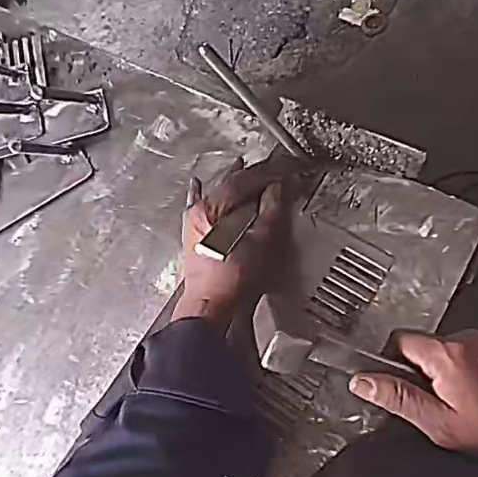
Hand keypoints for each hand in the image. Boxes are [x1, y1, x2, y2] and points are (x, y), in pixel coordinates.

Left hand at [172, 159, 294, 327]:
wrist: (209, 307)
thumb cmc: (229, 281)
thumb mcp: (260, 244)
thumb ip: (271, 213)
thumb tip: (278, 190)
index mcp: (211, 209)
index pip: (243, 180)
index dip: (267, 174)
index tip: (284, 172)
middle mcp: (198, 212)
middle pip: (228, 183)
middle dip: (252, 175)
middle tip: (273, 171)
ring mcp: (193, 224)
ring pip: (216, 193)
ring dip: (234, 181)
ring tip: (245, 169)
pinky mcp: (193, 237)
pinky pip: (200, 207)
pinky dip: (206, 195)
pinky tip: (198, 186)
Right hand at [349, 330, 477, 465]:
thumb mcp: (438, 424)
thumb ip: (397, 399)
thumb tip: (362, 381)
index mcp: (447, 354)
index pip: (396, 341)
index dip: (387, 363)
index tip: (391, 387)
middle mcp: (465, 339)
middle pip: (417, 345)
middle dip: (412, 372)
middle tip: (426, 405)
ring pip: (437, 352)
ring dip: (434, 374)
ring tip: (453, 406)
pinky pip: (458, 355)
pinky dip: (454, 374)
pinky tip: (469, 400)